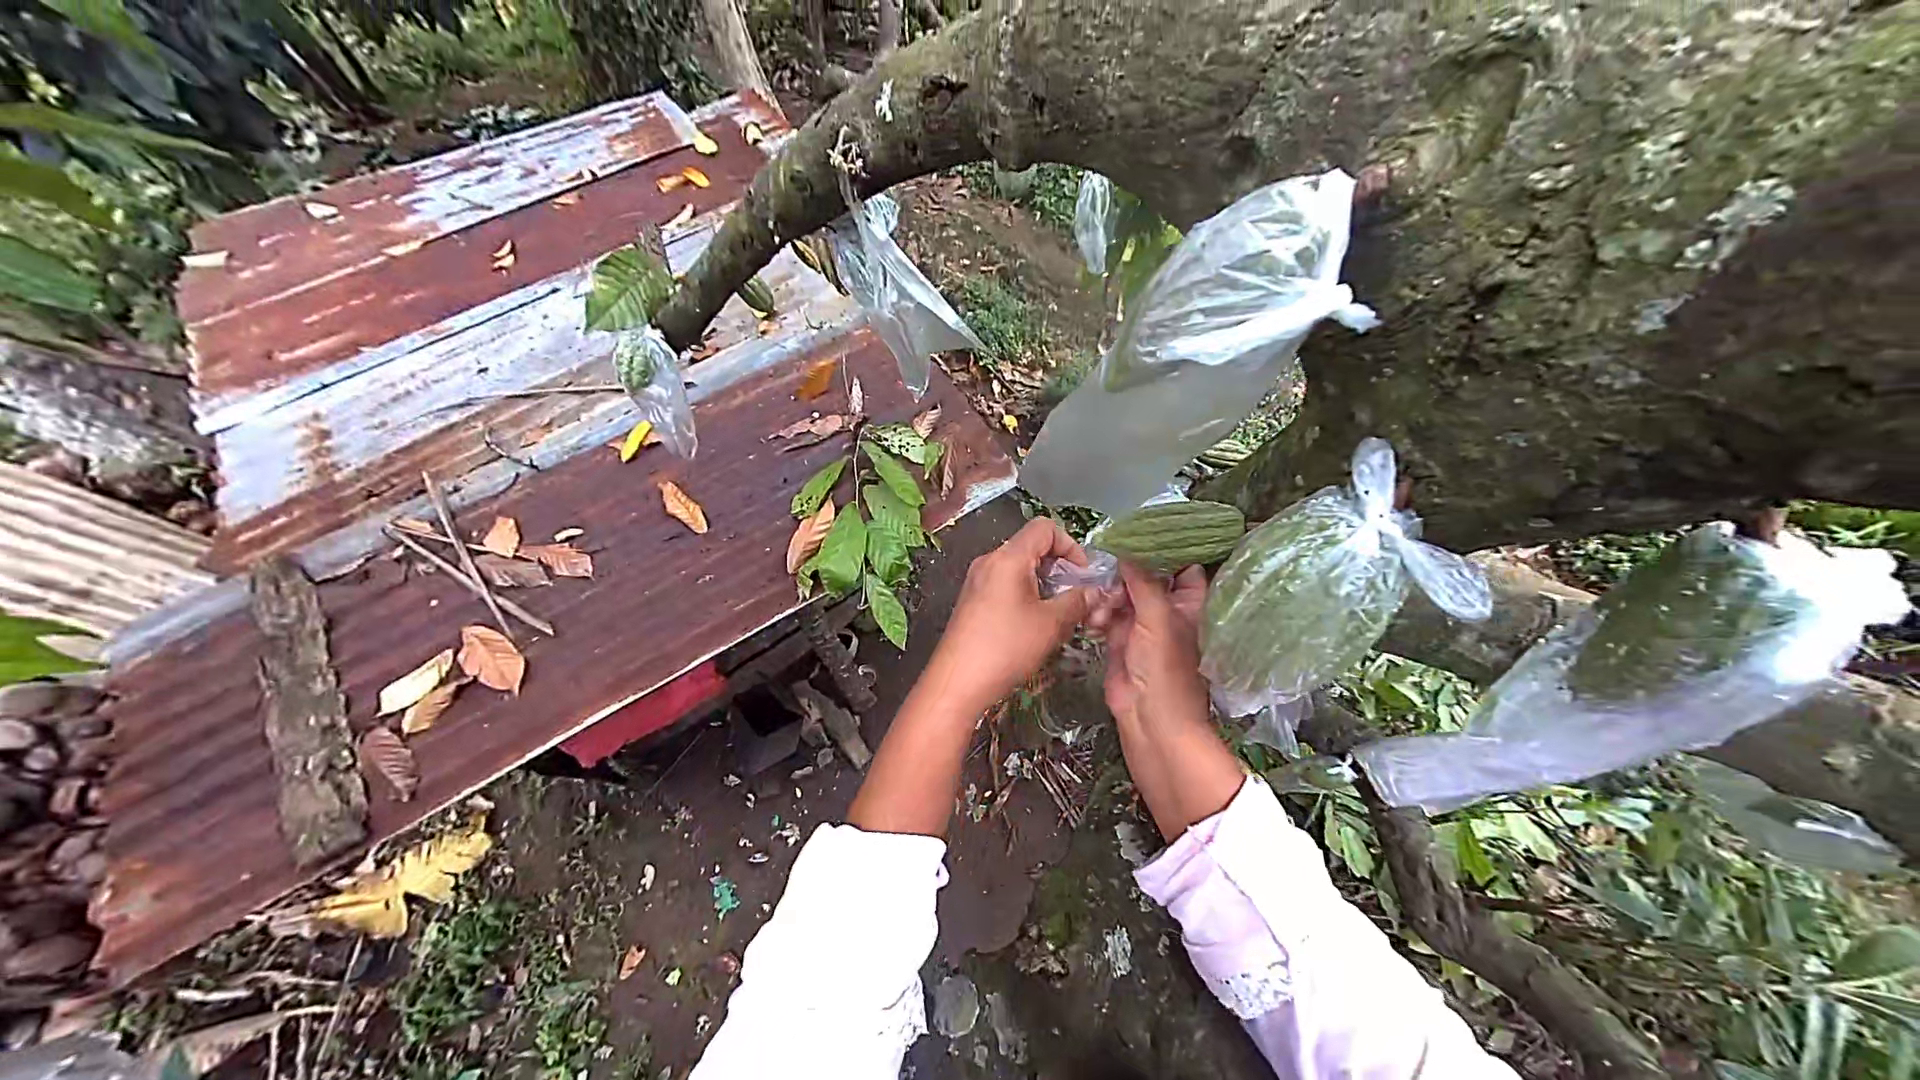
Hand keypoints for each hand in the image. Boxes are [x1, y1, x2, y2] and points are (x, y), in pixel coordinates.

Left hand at [927, 517, 1092, 711]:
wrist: (957, 682)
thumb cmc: (1004, 649)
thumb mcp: (1051, 624)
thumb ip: (1078, 601)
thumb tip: (1095, 592)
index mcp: (1007, 558)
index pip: (1044, 528)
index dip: (1071, 545)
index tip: (1083, 574)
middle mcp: (989, 562)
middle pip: (1032, 547)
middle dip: (1059, 567)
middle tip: (1076, 596)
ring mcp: (977, 581)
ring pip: (1019, 568)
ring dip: (1044, 584)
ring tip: (1059, 614)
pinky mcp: (972, 600)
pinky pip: (1005, 584)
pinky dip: (1026, 594)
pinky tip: (1035, 624)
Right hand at [1103, 563, 1210, 728]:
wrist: (1149, 719)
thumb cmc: (1165, 670)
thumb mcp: (1158, 619)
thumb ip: (1144, 582)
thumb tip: (1128, 551)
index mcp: (1188, 604)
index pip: (1182, 567)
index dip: (1164, 551)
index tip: (1139, 534)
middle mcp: (1167, 611)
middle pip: (1145, 578)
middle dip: (1125, 573)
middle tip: (1109, 572)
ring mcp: (1142, 625)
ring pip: (1123, 595)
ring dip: (1109, 596)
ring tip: (1102, 608)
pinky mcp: (1120, 639)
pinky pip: (1107, 615)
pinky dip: (1099, 613)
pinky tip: (1094, 619)